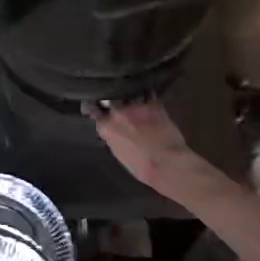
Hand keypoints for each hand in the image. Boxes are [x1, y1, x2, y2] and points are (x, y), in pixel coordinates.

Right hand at [90, 100, 208, 195]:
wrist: (166, 162)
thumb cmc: (141, 166)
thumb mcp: (119, 153)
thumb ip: (113, 137)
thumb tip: (114, 131)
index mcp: (107, 127)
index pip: (93, 109)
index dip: (94, 108)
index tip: (96, 108)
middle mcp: (118, 112)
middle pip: (110, 98)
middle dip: (112, 101)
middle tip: (116, 104)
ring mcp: (136, 106)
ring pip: (129, 94)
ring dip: (129, 98)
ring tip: (134, 101)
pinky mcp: (154, 104)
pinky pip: (148, 95)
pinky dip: (147, 98)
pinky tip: (149, 101)